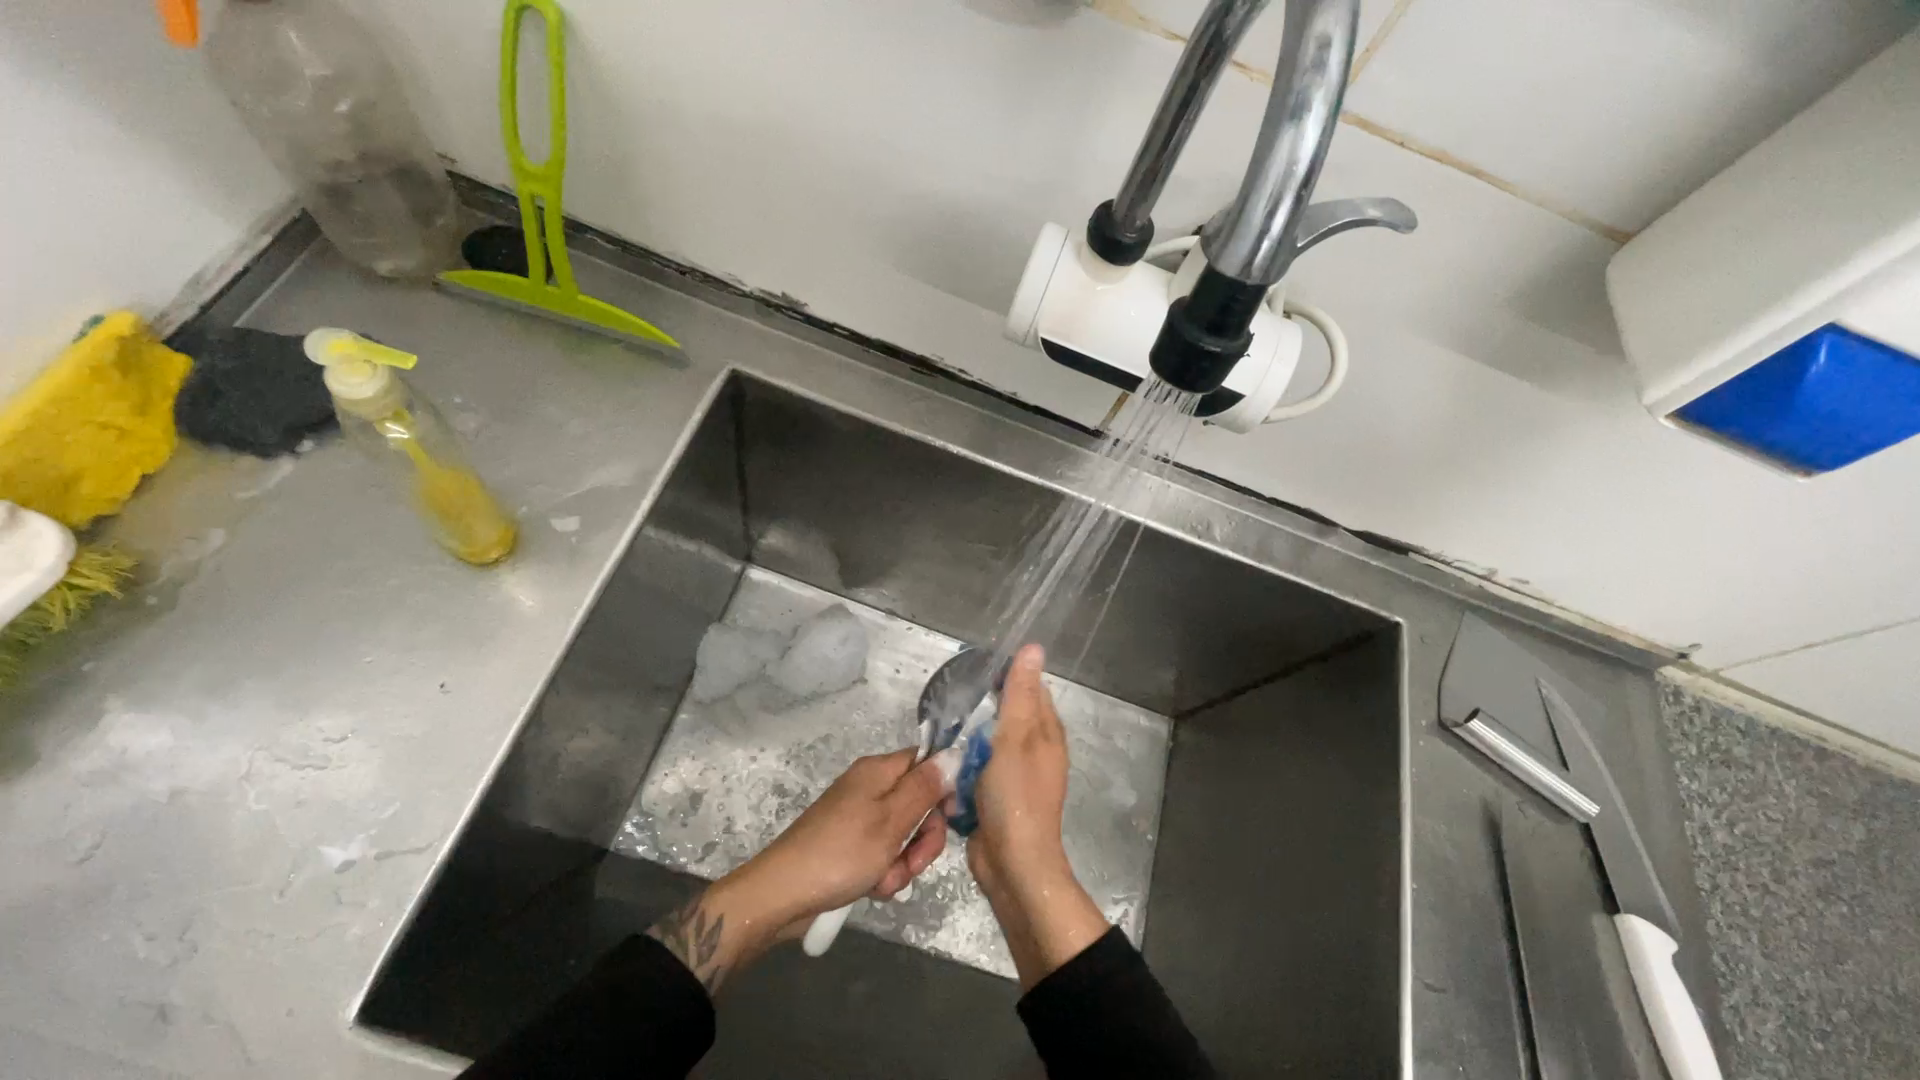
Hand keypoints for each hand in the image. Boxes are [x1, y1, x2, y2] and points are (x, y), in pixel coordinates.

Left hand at [648, 748, 951, 993]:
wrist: (784, 895)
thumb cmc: (842, 852)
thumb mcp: (892, 820)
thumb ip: (926, 787)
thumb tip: (954, 753)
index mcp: (878, 772)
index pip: (926, 763)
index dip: (944, 788)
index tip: (952, 816)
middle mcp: (870, 789)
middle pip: (920, 804)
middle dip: (923, 838)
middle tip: (914, 860)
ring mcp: (860, 819)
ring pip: (904, 836)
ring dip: (904, 862)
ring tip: (885, 879)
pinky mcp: (851, 847)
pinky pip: (884, 856)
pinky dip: (885, 874)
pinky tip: (872, 888)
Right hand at [966, 644, 1109, 988]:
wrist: (1011, 866)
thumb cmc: (1016, 798)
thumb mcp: (1015, 739)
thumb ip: (1019, 695)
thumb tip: (1033, 648)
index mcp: (1047, 735)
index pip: (1030, 690)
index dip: (1006, 677)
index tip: (973, 669)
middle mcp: (1033, 753)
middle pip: (1003, 719)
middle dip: (978, 712)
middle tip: (947, 703)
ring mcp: (1013, 779)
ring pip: (984, 747)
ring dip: (964, 744)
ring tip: (940, 733)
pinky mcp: (993, 800)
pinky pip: (973, 775)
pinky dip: (960, 773)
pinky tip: (943, 768)